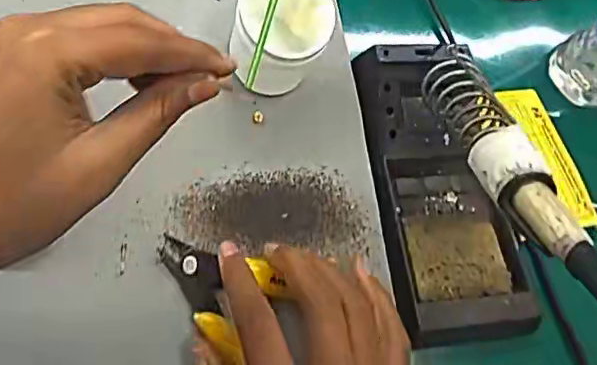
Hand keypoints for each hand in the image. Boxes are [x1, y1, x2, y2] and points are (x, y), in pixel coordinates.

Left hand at [0, 3, 234, 310]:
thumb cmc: (7, 209)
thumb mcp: (96, 166)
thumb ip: (156, 114)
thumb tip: (201, 84)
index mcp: (45, 51)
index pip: (137, 38)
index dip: (188, 52)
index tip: (224, 67)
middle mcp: (29, 27)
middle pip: (121, 21)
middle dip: (169, 45)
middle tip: (208, 73)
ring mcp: (16, 33)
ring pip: (101, 23)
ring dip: (143, 45)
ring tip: (178, 78)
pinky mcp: (12, 46)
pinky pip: (77, 35)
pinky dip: (112, 50)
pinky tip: (134, 74)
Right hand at [206, 242, 409, 364]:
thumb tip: (202, 344)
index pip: (260, 327)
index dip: (241, 283)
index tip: (229, 255)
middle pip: (320, 303)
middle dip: (295, 266)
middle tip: (274, 253)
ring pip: (359, 307)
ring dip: (333, 272)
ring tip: (311, 256)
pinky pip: (393, 332)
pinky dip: (377, 296)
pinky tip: (361, 274)